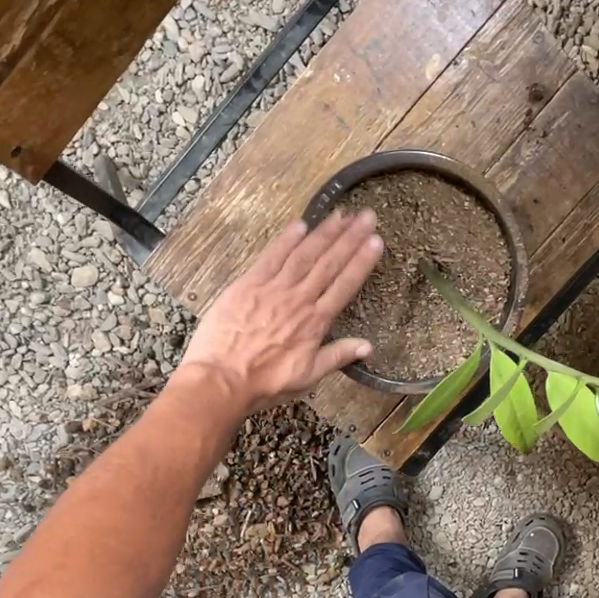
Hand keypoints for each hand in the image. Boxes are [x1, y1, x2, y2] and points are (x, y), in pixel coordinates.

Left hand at [178, 210, 382, 415]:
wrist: (223, 379)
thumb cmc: (266, 383)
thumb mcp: (308, 376)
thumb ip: (338, 356)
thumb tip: (368, 347)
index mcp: (315, 322)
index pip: (345, 285)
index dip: (362, 261)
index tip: (376, 241)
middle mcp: (298, 300)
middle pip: (329, 263)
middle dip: (349, 238)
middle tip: (366, 216)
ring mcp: (273, 289)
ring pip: (304, 254)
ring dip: (324, 233)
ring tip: (341, 215)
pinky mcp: (248, 285)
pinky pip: (271, 256)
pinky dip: (286, 239)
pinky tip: (300, 225)